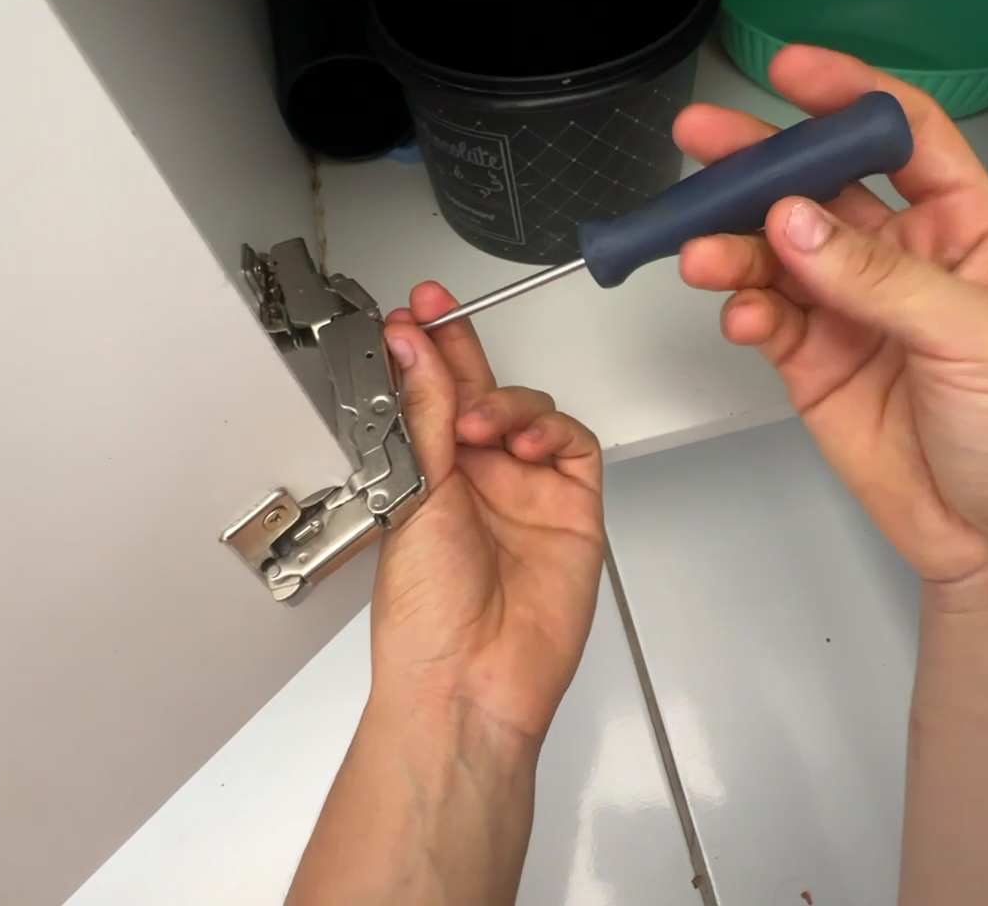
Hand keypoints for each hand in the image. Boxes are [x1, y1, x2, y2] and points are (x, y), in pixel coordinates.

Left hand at [375, 282, 605, 744]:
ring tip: (477, 424)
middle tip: (439, 311)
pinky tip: (527, 443)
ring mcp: (526, 489)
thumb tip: (413, 348)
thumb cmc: (427, 611)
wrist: (474, 677)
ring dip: (505, 402)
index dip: (426, 351)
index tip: (414, 311)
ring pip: (529, 410)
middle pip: (478, 391)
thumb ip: (426, 413)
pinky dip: (552, 429)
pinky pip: (574, 444)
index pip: (431, 396)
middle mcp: (478, 478)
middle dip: (462, 348)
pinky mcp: (571, 506)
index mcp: (430, 477)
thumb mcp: (416, 494)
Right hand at [676, 46, 987, 597]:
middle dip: (758, 164)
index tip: (790, 72)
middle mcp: (899, 261)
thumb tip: (795, 221)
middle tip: (700, 143)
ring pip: (776, 256)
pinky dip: (745, 312)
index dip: (847, 96)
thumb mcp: (981, 338)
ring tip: (701, 255)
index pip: (903, 137)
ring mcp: (849, 311)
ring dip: (735, 249)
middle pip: (817, 188)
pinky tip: (742, 318)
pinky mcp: (812, 362)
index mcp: (966, 230)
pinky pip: (766, 319)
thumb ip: (881, 278)